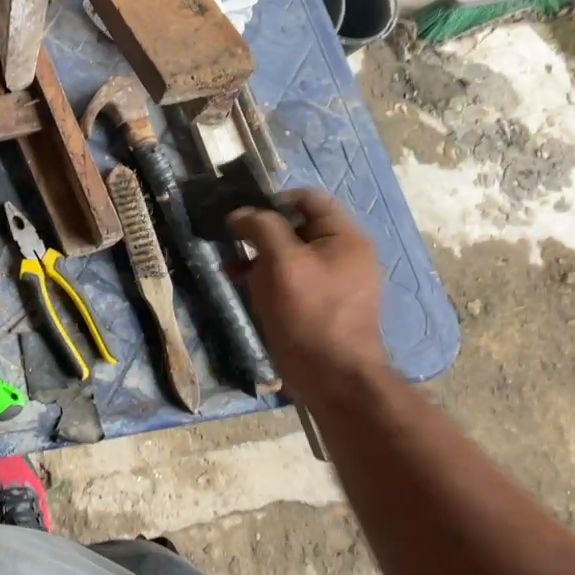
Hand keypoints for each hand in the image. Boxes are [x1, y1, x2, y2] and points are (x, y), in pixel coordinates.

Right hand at [228, 188, 391, 405]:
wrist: (331, 375)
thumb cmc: (308, 311)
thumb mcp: (282, 261)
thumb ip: (261, 227)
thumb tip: (240, 213)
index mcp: (344, 237)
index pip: (307, 198)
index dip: (271, 200)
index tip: (241, 216)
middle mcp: (342, 253)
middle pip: (295, 225)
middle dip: (260, 230)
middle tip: (230, 239)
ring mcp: (331, 279)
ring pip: (288, 252)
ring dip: (258, 254)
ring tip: (231, 266)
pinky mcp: (317, 302)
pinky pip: (288, 276)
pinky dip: (264, 275)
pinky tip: (242, 284)